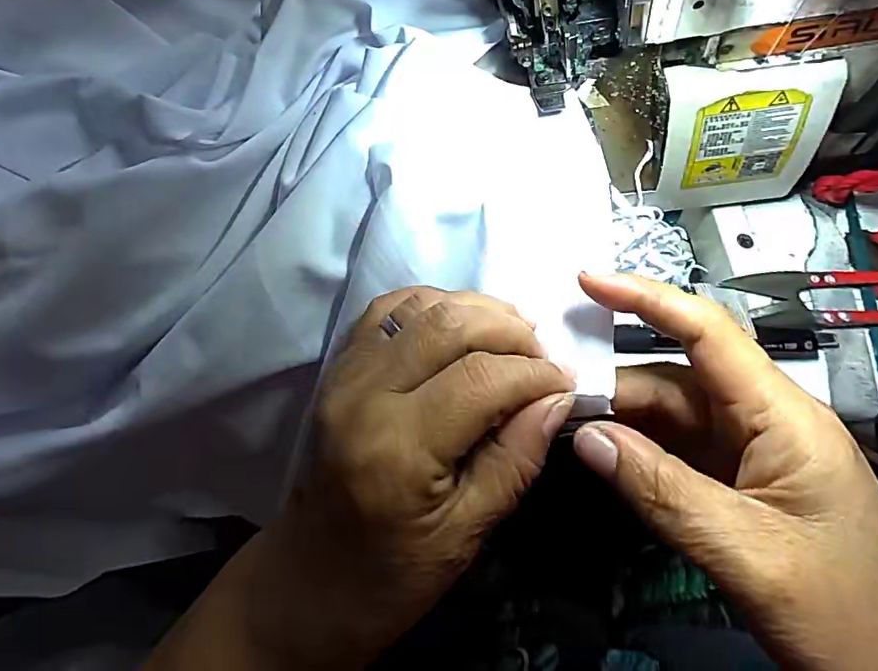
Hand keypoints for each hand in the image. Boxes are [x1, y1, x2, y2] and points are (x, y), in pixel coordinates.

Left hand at [145, 288, 575, 670]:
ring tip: (511, 330)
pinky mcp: (337, 363)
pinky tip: (458, 319)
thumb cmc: (393, 572)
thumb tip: (558, 397)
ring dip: (472, 308)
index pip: (479, 379)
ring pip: (417, 305)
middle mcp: (365, 392)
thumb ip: (514, 458)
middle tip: (541, 353)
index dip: (533, 372)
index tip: (566, 380)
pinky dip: (429, 302)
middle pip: (448, 326)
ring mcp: (345, 371)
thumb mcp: (466, 533)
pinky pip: (385, 309)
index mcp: (398, 445)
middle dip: (507, 328)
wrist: (311, 575)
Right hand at [577, 273, 877, 670]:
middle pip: (675, 375)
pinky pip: (677, 448)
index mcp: (785, 418)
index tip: (589, 281)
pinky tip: (605, 455)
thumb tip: (587, 439)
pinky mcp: (741, 482)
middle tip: (554, 385)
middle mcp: (765, 421)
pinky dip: (637, 448)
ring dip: (621, 416)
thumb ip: (665, 493)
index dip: (645, 297)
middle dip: (615, 377)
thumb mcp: (754, 557)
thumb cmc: (862, 621)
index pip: (707, 331)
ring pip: (670, 412)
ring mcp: (753, 452)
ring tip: (568, 422)